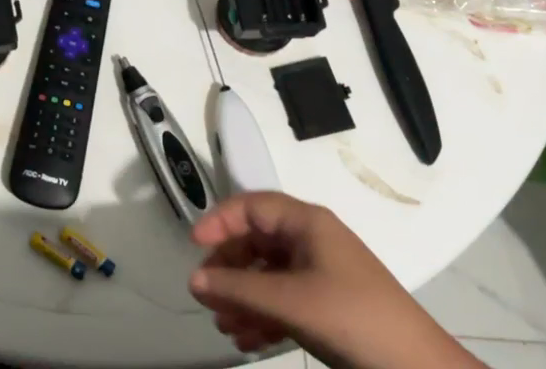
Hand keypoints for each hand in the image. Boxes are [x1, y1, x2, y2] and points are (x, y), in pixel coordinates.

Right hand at [189, 192, 480, 368]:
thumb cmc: (352, 318)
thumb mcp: (290, 301)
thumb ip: (238, 288)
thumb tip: (194, 279)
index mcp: (307, 223)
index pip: (252, 206)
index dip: (220, 220)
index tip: (194, 245)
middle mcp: (311, 240)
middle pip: (256, 241)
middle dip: (229, 269)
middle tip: (208, 296)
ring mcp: (320, 273)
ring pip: (267, 275)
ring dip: (243, 298)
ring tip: (225, 326)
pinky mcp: (326, 305)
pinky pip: (282, 300)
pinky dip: (262, 316)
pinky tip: (247, 341)